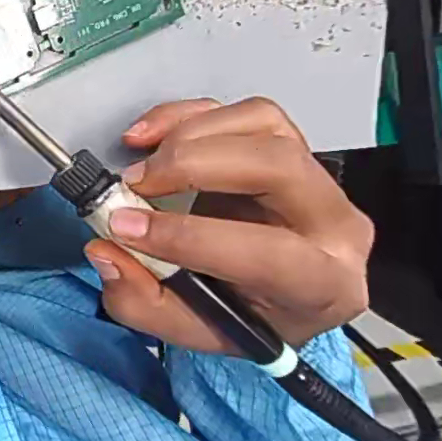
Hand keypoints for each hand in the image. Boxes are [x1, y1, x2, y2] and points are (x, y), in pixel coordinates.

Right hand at [84, 97, 372, 351]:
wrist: (267, 292)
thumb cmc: (236, 312)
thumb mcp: (185, 329)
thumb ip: (139, 301)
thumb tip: (107, 250)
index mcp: (320, 286)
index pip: (270, 254)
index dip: (188, 237)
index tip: (124, 226)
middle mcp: (334, 226)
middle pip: (276, 165)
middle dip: (190, 167)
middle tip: (132, 185)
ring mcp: (317, 179)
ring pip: (263, 126)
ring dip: (187, 136)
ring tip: (140, 165)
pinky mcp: (289, 146)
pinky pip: (246, 112)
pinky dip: (187, 116)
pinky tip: (149, 137)